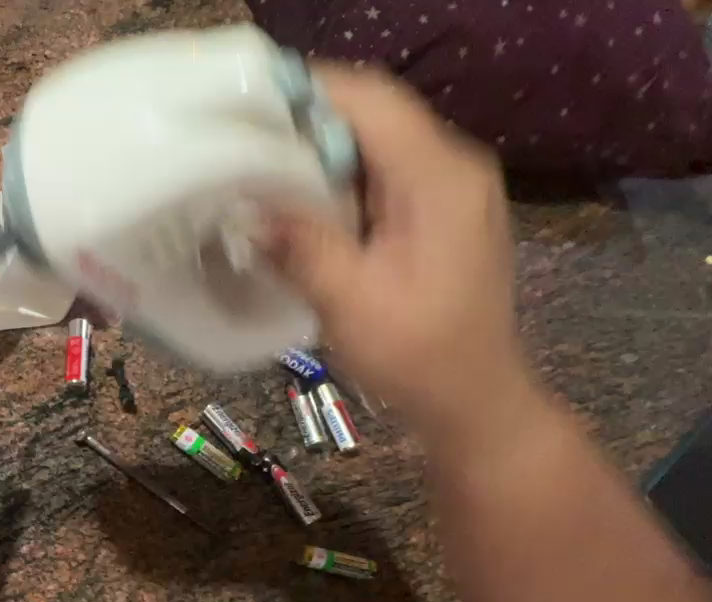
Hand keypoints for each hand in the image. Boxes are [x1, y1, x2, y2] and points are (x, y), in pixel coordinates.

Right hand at [269, 65, 538, 446]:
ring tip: (257, 180)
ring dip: (315, 160)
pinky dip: (336, 187)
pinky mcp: (436, 216)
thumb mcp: (350, 302)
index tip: (245, 108)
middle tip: (239, 150)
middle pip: (371, 118)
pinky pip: (380, 180)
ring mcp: (448, 191)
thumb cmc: (417, 356)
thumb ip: (301, 245)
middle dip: (303, 128)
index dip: (306, 92)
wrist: (472, 399)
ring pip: (373, 148)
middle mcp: (450, 167)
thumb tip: (247, 207)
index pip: (369, 101)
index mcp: (438, 177)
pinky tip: (299, 214)